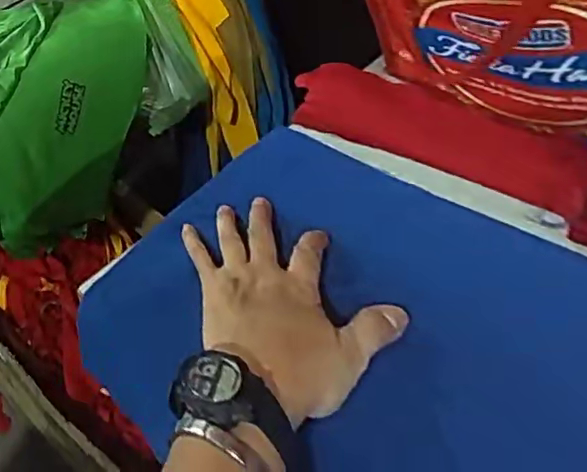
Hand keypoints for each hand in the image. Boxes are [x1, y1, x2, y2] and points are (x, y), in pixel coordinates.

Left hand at [181, 197, 407, 427]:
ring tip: (225, 208)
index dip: (313, 242)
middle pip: (264, 238)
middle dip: (262, 218)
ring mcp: (236, 277)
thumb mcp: (348, 357)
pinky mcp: (212, 288)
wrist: (254, 384)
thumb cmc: (302, 374)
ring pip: (231, 241)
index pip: (308, 255)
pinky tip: (186, 229)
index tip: (316, 232)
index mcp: (299, 288)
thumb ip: (371, 331)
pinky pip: (200, 259)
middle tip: (259, 201)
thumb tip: (400, 311)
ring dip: (228, 223)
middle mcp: (266, 274)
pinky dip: (193, 243)